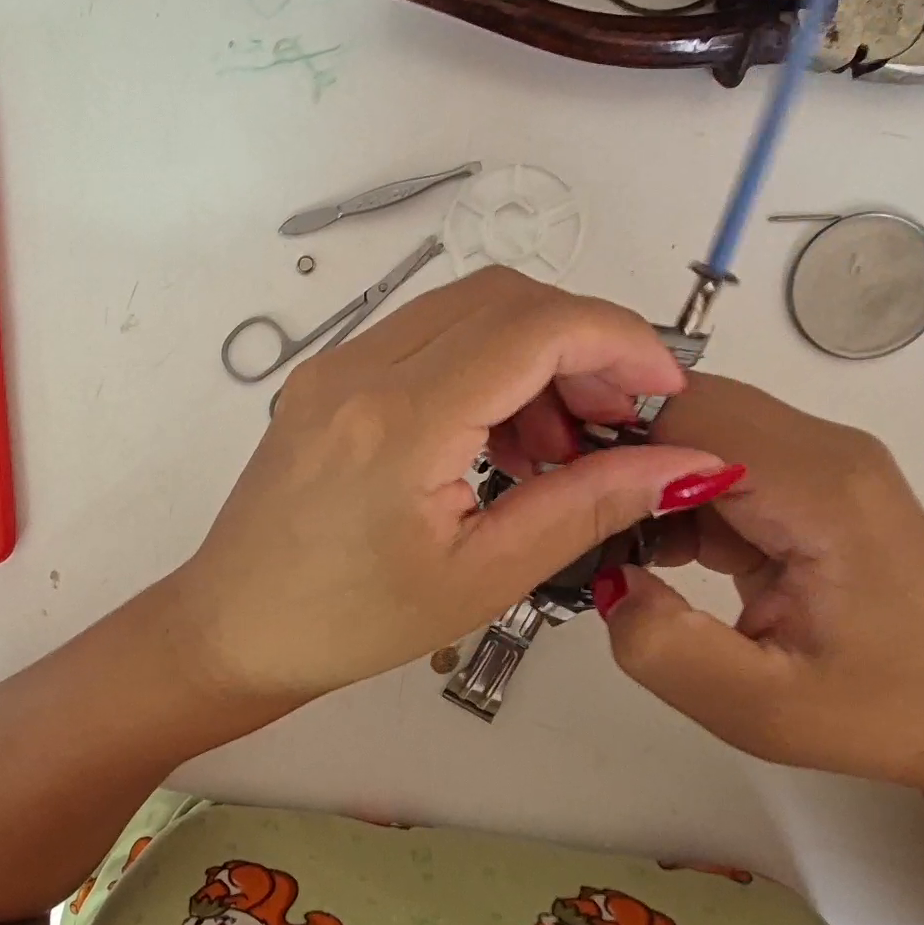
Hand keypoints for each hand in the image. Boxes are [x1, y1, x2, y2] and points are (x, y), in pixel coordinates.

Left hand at [173, 267, 735, 699]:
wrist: (237, 625)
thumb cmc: (350, 622)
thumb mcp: (481, 576)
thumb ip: (587, 505)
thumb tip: (686, 462)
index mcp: (399, 421)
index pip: (534, 327)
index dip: (619, 341)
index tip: (661, 391)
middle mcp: (357, 371)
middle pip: (500, 299)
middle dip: (577, 343)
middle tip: (609, 423)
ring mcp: (330, 368)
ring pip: (458, 311)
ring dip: (526, 354)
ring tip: (549, 447)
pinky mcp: (320, 382)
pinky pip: (416, 341)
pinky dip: (474, 366)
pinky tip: (491, 439)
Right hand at [594, 373, 923, 793]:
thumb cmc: (885, 714)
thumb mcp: (758, 709)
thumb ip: (660, 645)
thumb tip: (603, 578)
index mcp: (817, 488)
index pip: (680, 412)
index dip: (602, 437)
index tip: (546, 490)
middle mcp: (822, 451)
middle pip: (682, 405)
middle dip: (607, 447)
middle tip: (558, 510)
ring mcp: (818, 462)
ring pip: (690, 428)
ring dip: (631, 471)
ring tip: (593, 534)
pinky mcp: (805, 484)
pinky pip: (709, 461)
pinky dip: (662, 493)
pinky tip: (643, 548)